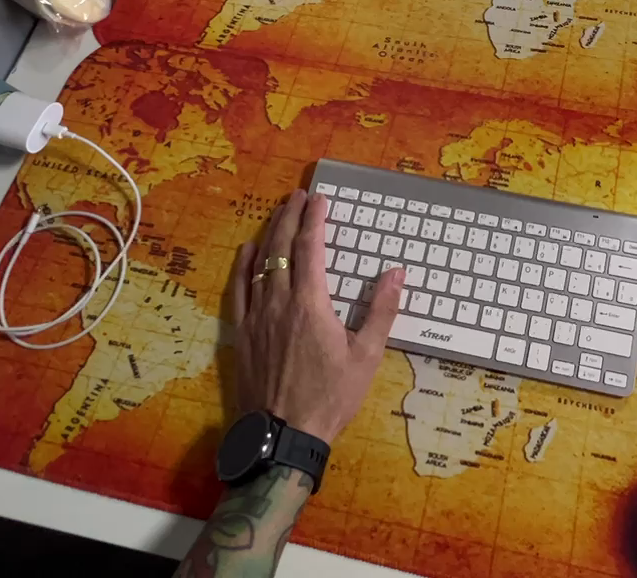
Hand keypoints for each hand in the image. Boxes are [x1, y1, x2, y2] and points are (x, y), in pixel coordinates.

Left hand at [229, 190, 403, 441]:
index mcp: (310, 304)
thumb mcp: (366, 356)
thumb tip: (398, 272)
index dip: (315, 220)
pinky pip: (238, 290)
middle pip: (281, 248)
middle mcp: (278, 302)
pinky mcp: (242, 334)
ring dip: (270, 234)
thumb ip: (381, 310)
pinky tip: (248, 251)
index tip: (320, 199)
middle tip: (299, 196)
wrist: (282, 439)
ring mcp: (256, 317)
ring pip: (259, 264)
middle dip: (290, 217)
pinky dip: (243, 266)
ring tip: (279, 213)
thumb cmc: (330, 397)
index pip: (311, 249)